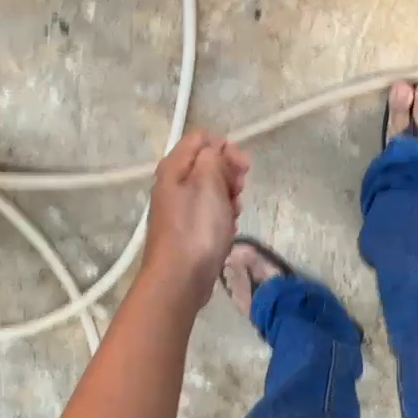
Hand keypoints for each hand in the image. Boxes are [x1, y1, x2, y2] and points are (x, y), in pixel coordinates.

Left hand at [141, 130, 249, 295]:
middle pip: (206, 164)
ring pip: (210, 189)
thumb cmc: (196, 229)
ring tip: (234, 212)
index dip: (226, 147)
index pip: (201, 139)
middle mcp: (172, 184)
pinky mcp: (187, 229)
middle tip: (239, 190)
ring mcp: (178, 208)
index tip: (244, 168)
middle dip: (228, 173)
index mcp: (174, 168)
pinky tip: (228, 229)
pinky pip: (208, 212)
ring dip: (228, 196)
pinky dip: (222, 216)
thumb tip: (217, 152)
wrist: (179, 278)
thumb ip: (214, 159)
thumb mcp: (208, 184)